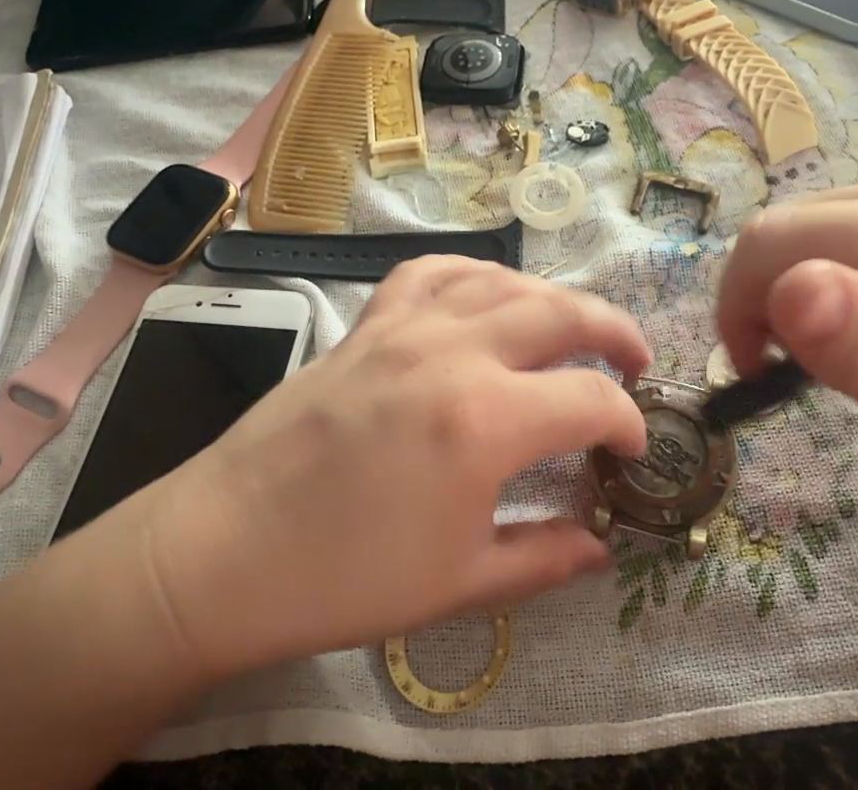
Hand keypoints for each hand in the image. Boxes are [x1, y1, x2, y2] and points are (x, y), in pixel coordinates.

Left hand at [136, 257, 650, 678]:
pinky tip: (488, 297)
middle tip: (637, 362)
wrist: (220, 552)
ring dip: (553, 298)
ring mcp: (405, 329)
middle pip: (562, 313)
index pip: (590, 401)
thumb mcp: (459, 584)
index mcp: (484, 421)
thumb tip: (600, 547)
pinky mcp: (366, 326)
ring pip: (503, 282)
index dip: (625, 423)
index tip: (630, 450)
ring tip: (575, 326)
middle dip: (615, 333)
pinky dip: (476, 275)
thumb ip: (544, 558)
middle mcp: (453, 353)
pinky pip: (432, 273)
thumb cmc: (342, 578)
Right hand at [717, 172, 857, 558]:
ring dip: (806, 291)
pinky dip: (847, 279)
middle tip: (807, 386)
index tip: (766, 384)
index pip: (781, 239)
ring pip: (828, 222)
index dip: (741, 308)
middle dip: (767, 299)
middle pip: (798, 221)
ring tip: (857, 368)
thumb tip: (786, 288)